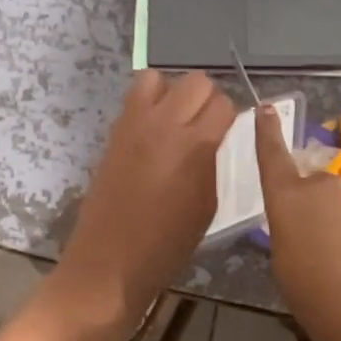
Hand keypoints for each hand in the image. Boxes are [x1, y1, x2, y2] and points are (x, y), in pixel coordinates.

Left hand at [60, 70, 236, 304]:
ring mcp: (133, 125)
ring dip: (173, 93)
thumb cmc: (167, 244)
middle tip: (206, 124)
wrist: (110, 262)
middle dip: (207, 98)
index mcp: (195, 146)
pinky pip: (134, 99)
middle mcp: (164, 124)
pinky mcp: (113, 133)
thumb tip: (215, 139)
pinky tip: (153, 134)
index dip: (230, 117)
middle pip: (196, 81)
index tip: (229, 132)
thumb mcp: (207, 204)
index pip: (223, 104)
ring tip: (176, 121)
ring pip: (158, 77)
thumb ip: (212, 162)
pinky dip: (149, 104)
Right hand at [254, 104, 340, 318]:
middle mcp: (325, 186)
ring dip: (340, 226)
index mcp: (289, 199)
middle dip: (311, 211)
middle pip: (312, 189)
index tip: (265, 108)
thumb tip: (303, 225)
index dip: (267, 133)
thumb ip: (289, 235)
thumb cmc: (321, 300)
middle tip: (313, 254)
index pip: (272, 157)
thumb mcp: (286, 270)